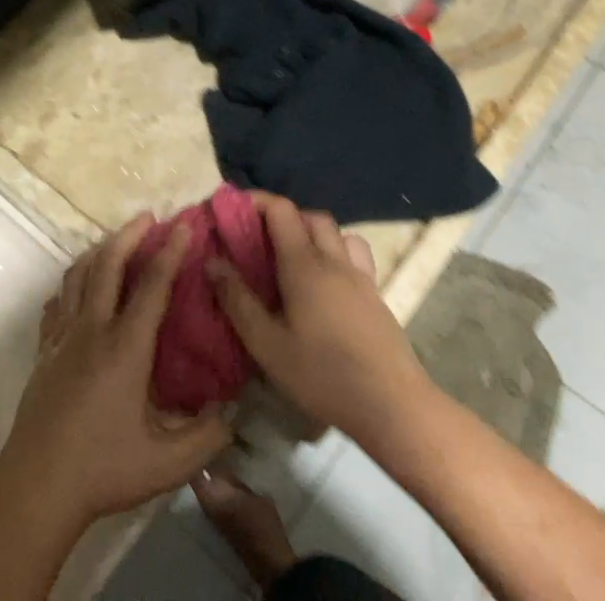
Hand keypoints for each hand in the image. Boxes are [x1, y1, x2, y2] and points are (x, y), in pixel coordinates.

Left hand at [0, 214, 233, 525]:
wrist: (38, 483)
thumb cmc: (105, 470)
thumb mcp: (170, 462)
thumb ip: (208, 434)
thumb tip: (231, 411)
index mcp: (125, 348)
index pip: (152, 287)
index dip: (171, 252)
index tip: (185, 226)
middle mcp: (91, 331)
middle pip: (108, 266)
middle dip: (129, 236)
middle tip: (148, 217)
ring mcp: (62, 339)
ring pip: (78, 277)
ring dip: (99, 252)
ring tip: (116, 242)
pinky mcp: (44, 352)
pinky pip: (58, 303)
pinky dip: (72, 284)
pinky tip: (79, 290)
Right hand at [207, 194, 435, 446]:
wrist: (392, 404)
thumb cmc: (321, 374)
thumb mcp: (266, 343)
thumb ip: (237, 300)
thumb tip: (212, 261)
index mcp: (305, 265)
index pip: (281, 211)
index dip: (255, 201)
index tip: (229, 209)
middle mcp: (335, 261)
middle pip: (311, 216)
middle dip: (282, 216)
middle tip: (256, 238)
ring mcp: (361, 277)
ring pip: (338, 234)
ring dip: (312, 233)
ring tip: (291, 258)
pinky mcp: (376, 296)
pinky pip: (354, 256)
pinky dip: (334, 253)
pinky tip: (322, 284)